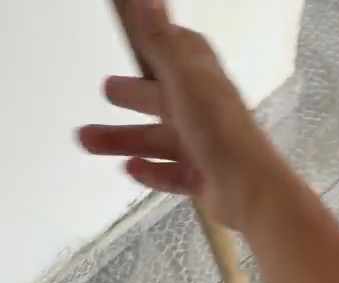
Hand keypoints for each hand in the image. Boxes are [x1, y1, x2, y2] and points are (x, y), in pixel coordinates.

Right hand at [75, 0, 294, 231]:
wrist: (250, 191)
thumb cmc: (222, 131)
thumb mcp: (183, 77)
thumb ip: (159, 37)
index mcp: (203, 80)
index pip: (182, 53)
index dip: (161, 43)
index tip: (140, 35)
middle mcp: (206, 112)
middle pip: (162, 100)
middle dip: (134, 96)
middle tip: (108, 91)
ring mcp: (207, 148)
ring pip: (159, 141)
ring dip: (124, 139)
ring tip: (88, 141)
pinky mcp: (206, 181)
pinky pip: (174, 174)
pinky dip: (152, 171)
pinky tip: (130, 169)